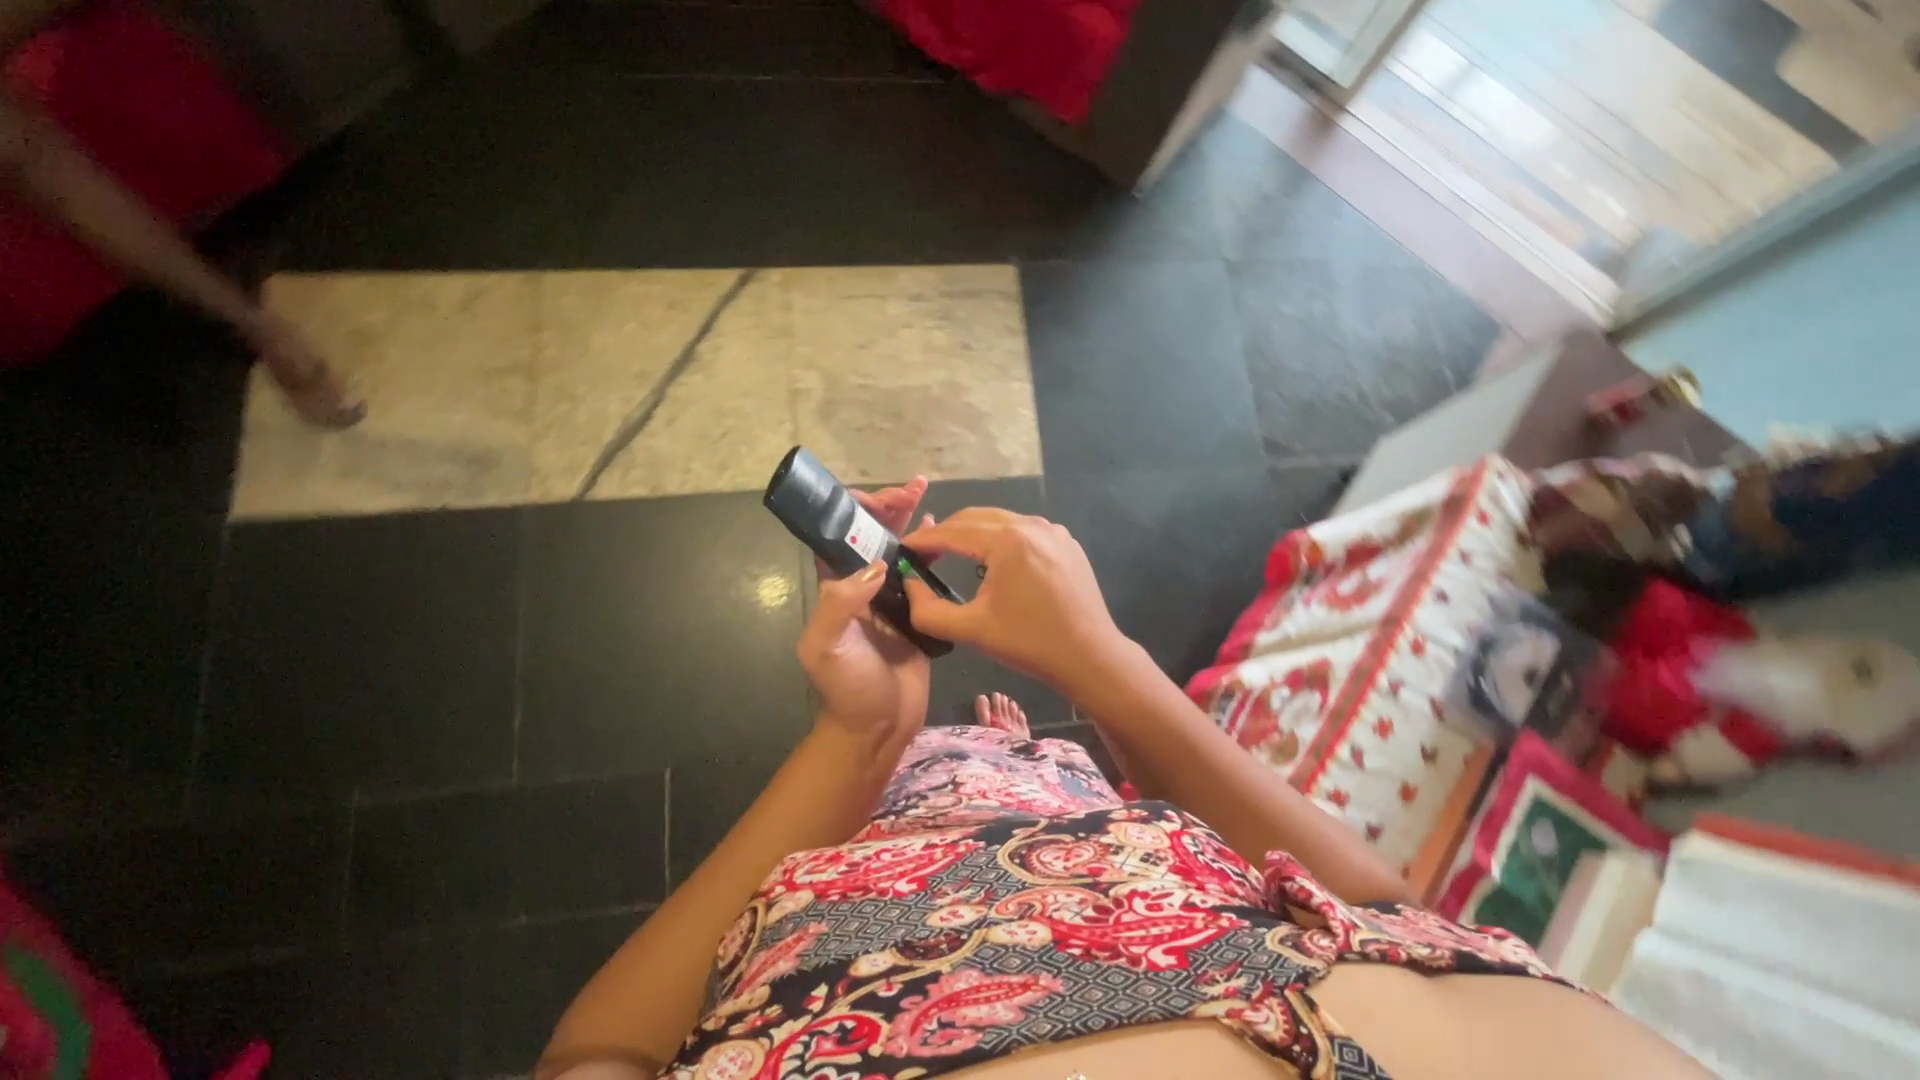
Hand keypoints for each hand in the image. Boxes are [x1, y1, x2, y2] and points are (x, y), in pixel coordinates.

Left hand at [797, 478, 931, 740]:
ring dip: (909, 521)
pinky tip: (942, 534)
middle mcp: (860, 588)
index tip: (877, 499)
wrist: (879, 727)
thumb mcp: (827, 646)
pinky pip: (922, 575)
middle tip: (912, 487)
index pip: (837, 537)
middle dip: (887, 508)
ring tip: (926, 495)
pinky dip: (930, 551)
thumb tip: (876, 565)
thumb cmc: (847, 688)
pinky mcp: (916, 613)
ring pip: (898, 550)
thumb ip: (840, 604)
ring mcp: (889, 600)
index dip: (853, 511)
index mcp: (834, 589)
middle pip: (871, 536)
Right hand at [900, 508, 1129, 696]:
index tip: (903, 549)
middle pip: (975, 518)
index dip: (923, 539)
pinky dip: (1002, 540)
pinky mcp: (1066, 542)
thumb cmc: (1028, 643)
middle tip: (925, 555)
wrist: (1089, 656)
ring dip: (974, 535)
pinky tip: (996, 566)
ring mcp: (1052, 530)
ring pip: (1000, 521)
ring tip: (955, 558)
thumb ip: (928, 609)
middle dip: (946, 533)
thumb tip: (909, 584)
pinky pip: (1024, 531)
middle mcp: (1031, 524)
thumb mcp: (971, 630)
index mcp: (1007, 540)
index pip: (952, 530)